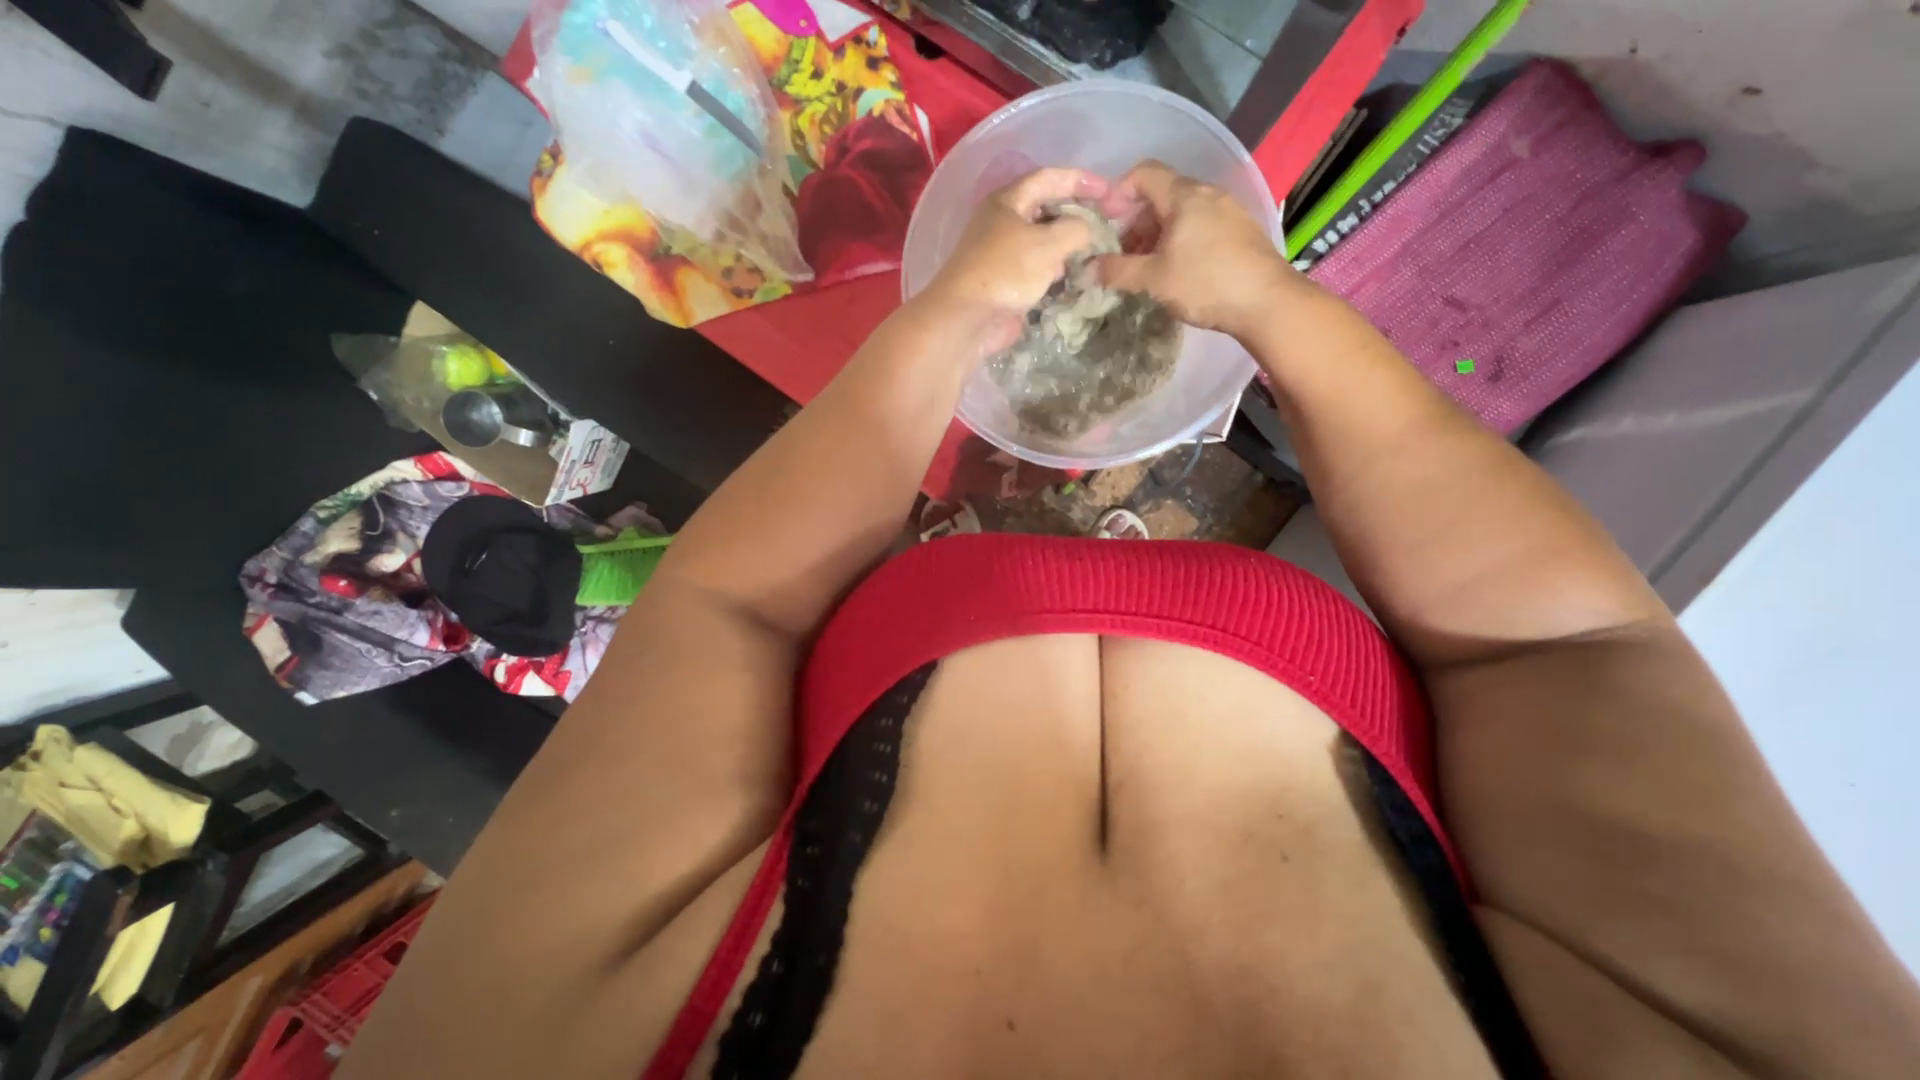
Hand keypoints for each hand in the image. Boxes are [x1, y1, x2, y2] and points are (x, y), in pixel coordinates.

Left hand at [914, 167, 1109, 353]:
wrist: (967, 318)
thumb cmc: (1006, 270)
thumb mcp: (1048, 242)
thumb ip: (1076, 228)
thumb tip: (1086, 228)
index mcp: (1007, 201)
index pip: (1049, 178)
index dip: (1081, 180)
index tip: (1110, 191)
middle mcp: (1002, 221)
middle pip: (1045, 208)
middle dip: (1076, 212)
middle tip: (1106, 221)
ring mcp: (1002, 253)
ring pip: (1042, 239)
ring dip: (1067, 243)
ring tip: (1095, 249)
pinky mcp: (1004, 280)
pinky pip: (1036, 266)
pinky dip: (1055, 267)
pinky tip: (1072, 275)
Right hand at [1093, 160, 1297, 339]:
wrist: (1268, 302)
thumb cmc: (1206, 284)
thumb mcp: (1154, 280)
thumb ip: (1117, 271)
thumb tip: (1088, 269)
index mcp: (1184, 195)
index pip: (1143, 173)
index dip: (1117, 192)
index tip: (1105, 222)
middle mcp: (1208, 194)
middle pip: (1162, 194)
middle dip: (1136, 221)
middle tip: (1122, 253)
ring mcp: (1228, 211)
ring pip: (1182, 212)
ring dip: (1157, 234)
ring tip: (1147, 266)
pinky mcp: (1241, 231)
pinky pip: (1201, 225)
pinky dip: (1181, 240)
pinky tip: (1177, 270)